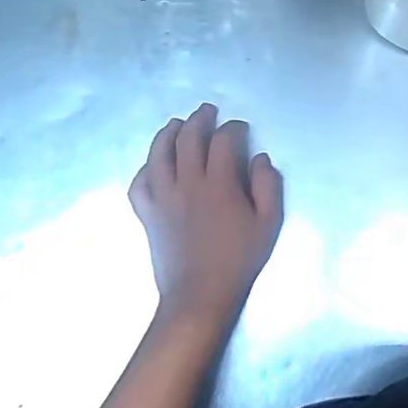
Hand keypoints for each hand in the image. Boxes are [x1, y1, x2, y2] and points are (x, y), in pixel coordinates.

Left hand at [129, 104, 283, 328]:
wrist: (199, 296)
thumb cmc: (238, 260)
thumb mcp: (268, 224)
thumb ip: (268, 186)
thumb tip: (260, 158)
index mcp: (219, 184)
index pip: (223, 141)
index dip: (233, 128)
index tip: (239, 128)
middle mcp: (187, 183)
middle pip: (189, 138)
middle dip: (200, 119)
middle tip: (208, 111)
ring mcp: (163, 197)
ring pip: (159, 154)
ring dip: (168, 133)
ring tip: (177, 124)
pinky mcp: (147, 213)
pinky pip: (139, 183)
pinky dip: (145, 168)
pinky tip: (154, 164)